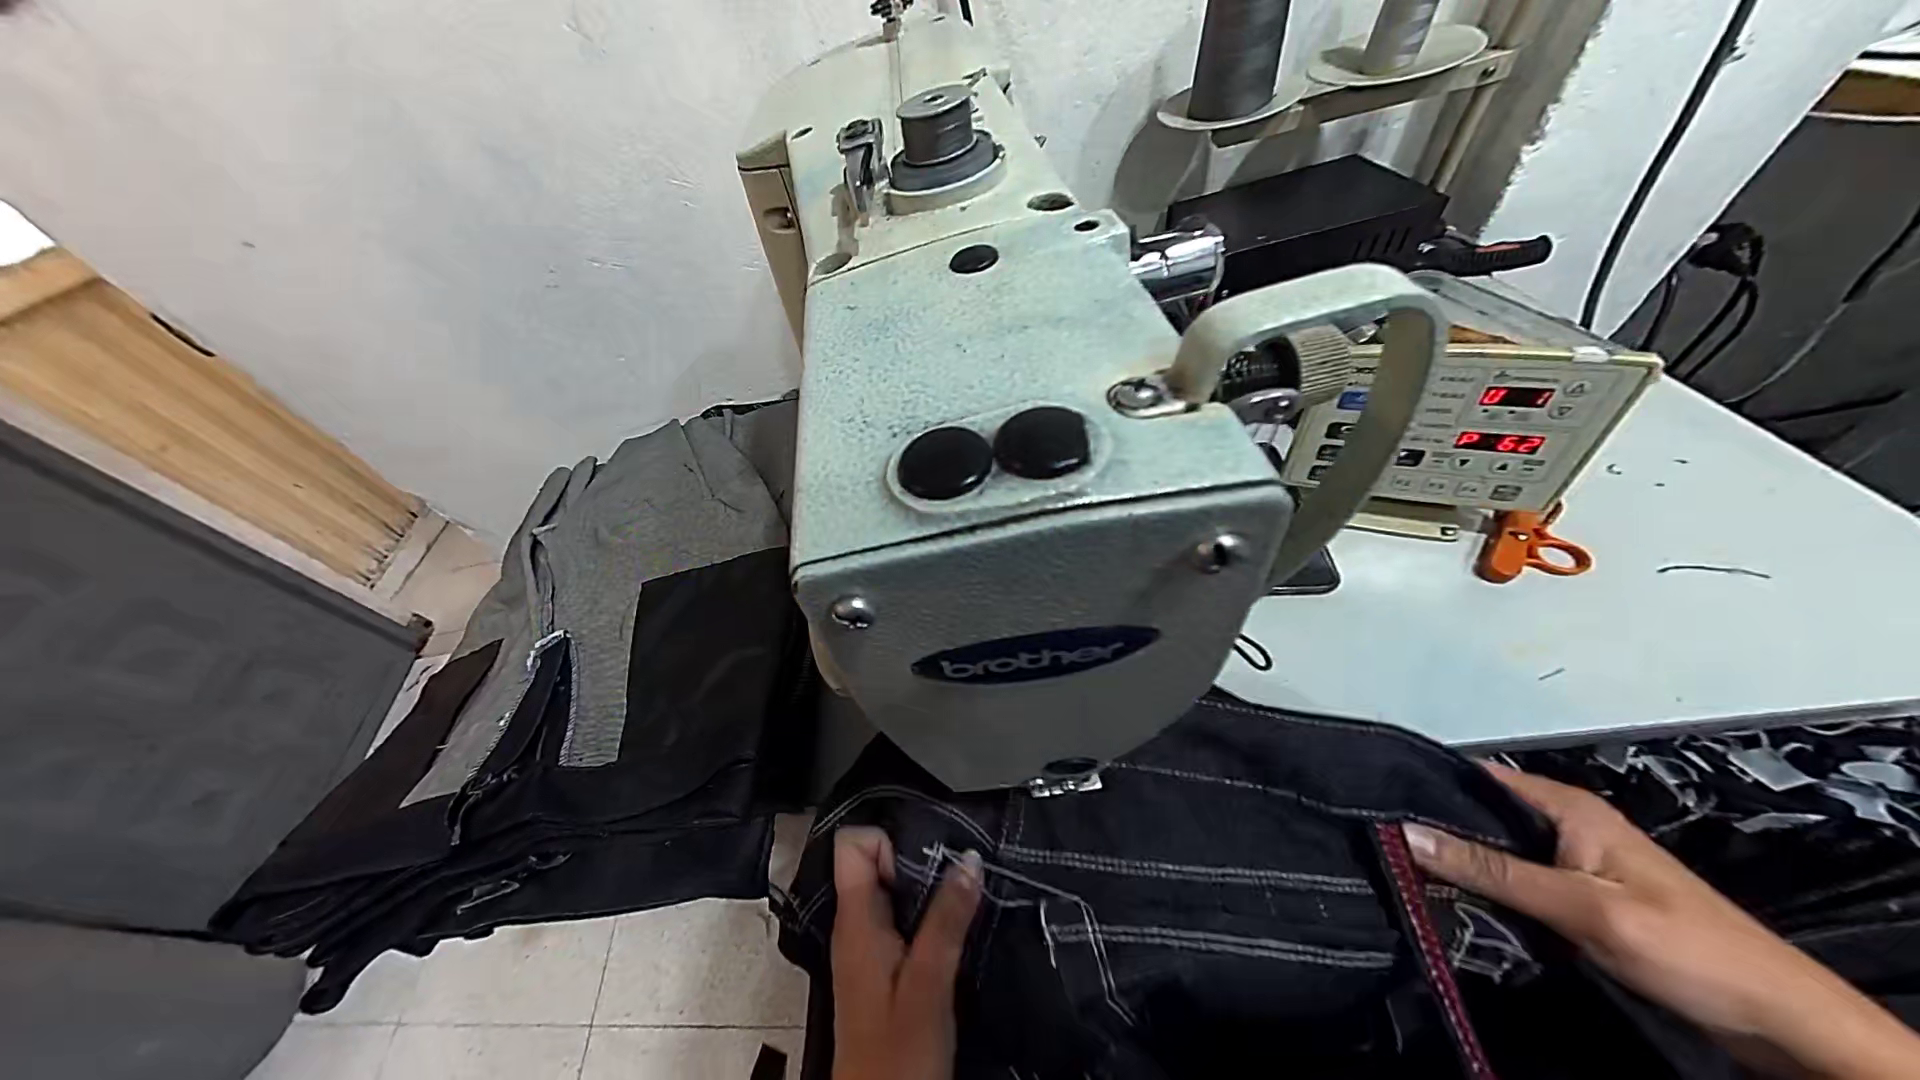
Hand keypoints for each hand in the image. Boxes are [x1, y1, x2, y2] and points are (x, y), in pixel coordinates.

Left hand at [830, 826, 982, 1079]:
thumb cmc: (900, 1057)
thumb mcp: (929, 984)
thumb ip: (947, 919)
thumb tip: (969, 857)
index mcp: (855, 920)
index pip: (852, 843)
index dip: (887, 840)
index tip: (926, 861)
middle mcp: (854, 924)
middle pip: (874, 860)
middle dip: (917, 858)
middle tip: (959, 875)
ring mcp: (866, 945)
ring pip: (891, 888)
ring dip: (927, 887)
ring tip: (965, 895)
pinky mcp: (882, 965)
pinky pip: (900, 915)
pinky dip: (927, 912)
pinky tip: (956, 925)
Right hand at [1404, 764, 1919, 1079]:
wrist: (1781, 1021)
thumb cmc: (1685, 948)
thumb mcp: (1581, 907)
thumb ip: (1492, 871)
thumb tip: (1406, 832)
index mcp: (1568, 806)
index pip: (1479, 777)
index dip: (1427, 783)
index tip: (1375, 798)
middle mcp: (1566, 823)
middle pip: (1482, 812)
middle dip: (1434, 823)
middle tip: (1381, 838)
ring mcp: (1572, 860)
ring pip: (1495, 846)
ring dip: (1457, 856)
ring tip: (1400, 862)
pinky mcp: (1577, 893)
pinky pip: (1513, 875)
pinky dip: (1483, 882)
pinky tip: (1450, 894)